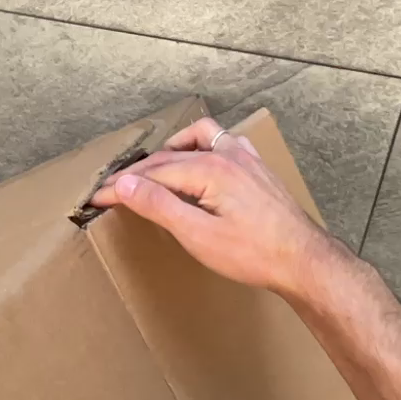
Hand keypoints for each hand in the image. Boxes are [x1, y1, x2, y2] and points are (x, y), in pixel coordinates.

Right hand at [89, 116, 349, 299]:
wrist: (303, 260)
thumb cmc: (253, 254)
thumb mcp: (198, 235)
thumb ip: (159, 205)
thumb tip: (125, 185)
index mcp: (209, 168)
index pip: (152, 173)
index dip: (121, 186)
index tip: (96, 198)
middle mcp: (226, 153)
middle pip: (169, 156)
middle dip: (137, 172)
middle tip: (112, 190)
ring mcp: (244, 157)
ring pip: (196, 139)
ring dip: (169, 151)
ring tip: (151, 170)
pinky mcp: (255, 168)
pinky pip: (221, 142)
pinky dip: (200, 147)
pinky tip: (198, 162)